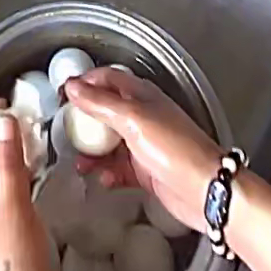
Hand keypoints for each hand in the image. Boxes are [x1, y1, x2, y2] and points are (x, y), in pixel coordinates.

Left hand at [0, 100, 55, 270]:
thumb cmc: (15, 269)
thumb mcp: (13, 208)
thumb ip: (8, 162)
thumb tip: (5, 121)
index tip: (2, 104)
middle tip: (20, 119)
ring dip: (7, 155)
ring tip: (29, 139)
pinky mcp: (0, 235)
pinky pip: (3, 193)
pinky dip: (15, 175)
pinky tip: (31, 169)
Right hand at [63, 69, 222, 234]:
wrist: (207, 191)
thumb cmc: (178, 149)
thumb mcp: (132, 119)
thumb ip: (100, 103)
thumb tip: (74, 86)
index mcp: (140, 94)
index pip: (104, 78)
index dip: (83, 82)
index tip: (63, 93)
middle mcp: (142, 114)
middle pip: (105, 109)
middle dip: (84, 119)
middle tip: (67, 128)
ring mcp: (144, 142)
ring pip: (109, 141)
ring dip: (92, 150)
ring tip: (79, 159)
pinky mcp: (146, 169)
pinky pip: (118, 167)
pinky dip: (106, 171)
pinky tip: (101, 177)